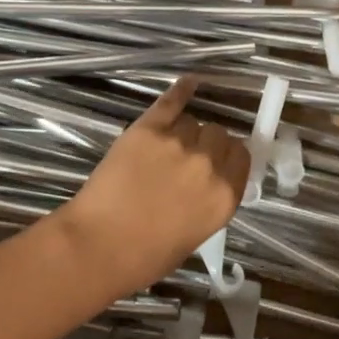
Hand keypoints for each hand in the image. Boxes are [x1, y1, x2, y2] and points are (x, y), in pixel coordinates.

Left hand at [54, 78, 247, 289]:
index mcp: (224, 197)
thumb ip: (208, 202)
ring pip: (193, 122)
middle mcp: (208, 165)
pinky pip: (172, 101)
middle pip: (219, 134)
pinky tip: (189, 82)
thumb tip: (208, 183)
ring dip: (185, 132)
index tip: (217, 161)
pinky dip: (181, 90)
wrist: (97, 246)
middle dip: (207, 144)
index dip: (228, 157)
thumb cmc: (144, 256)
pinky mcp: (148, 128)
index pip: (241, 157)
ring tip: (166, 149)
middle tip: (187, 159)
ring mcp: (177, 143)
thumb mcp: (194, 235)